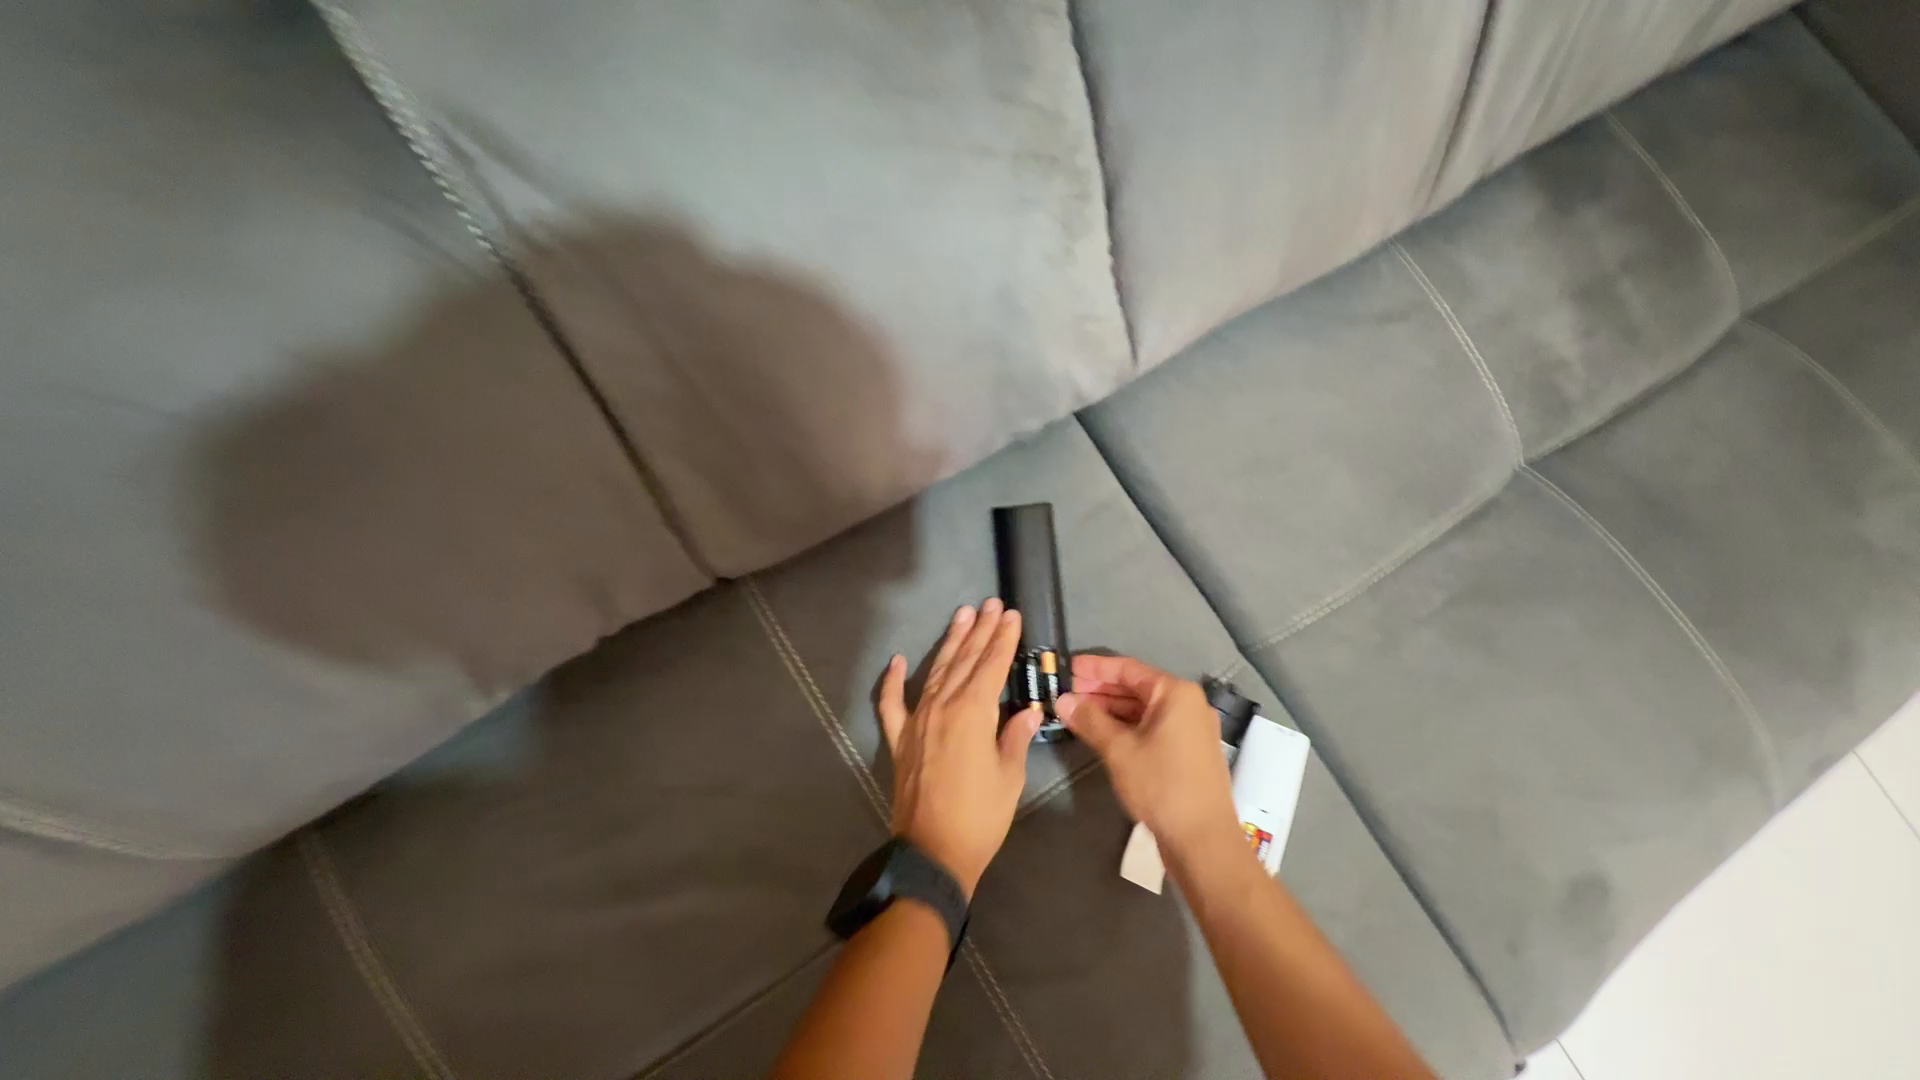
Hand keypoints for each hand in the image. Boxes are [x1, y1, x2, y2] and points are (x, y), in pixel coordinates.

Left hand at [878, 598, 1042, 897]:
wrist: (933, 852)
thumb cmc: (980, 816)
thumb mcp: (1009, 776)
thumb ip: (1015, 737)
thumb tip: (1027, 712)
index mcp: (973, 713)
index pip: (992, 665)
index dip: (1003, 640)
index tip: (1011, 616)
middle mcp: (943, 706)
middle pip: (965, 660)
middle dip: (980, 631)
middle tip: (991, 604)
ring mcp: (917, 721)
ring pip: (935, 672)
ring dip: (950, 643)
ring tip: (962, 616)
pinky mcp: (900, 739)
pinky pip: (892, 703)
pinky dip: (893, 680)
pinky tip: (898, 660)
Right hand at [1057, 654, 1239, 861]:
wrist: (1203, 839)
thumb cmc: (1161, 785)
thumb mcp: (1119, 749)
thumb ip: (1089, 720)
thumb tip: (1063, 700)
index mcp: (1176, 693)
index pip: (1128, 669)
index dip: (1095, 668)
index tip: (1068, 668)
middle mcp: (1188, 704)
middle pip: (1137, 687)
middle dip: (1101, 690)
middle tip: (1066, 692)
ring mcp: (1191, 729)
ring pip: (1144, 710)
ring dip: (1112, 709)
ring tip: (1077, 712)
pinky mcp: (1188, 751)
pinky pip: (1153, 727)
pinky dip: (1127, 727)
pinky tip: (1102, 733)